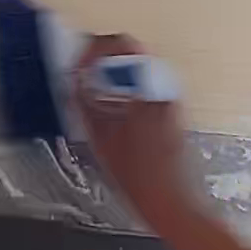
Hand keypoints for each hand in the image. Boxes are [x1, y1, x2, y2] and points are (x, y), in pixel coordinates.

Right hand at [72, 34, 195, 229]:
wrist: (177, 205)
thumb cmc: (140, 178)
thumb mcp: (102, 141)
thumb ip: (86, 104)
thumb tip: (73, 80)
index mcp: (145, 86)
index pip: (119, 44)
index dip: (92, 48)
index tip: (77, 64)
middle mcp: (162, 84)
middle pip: (130, 50)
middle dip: (102, 56)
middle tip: (81, 72)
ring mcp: (170, 96)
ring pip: (137, 65)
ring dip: (113, 69)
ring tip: (92, 89)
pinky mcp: (173, 108)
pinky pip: (145, 82)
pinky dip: (125, 84)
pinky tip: (111, 107)